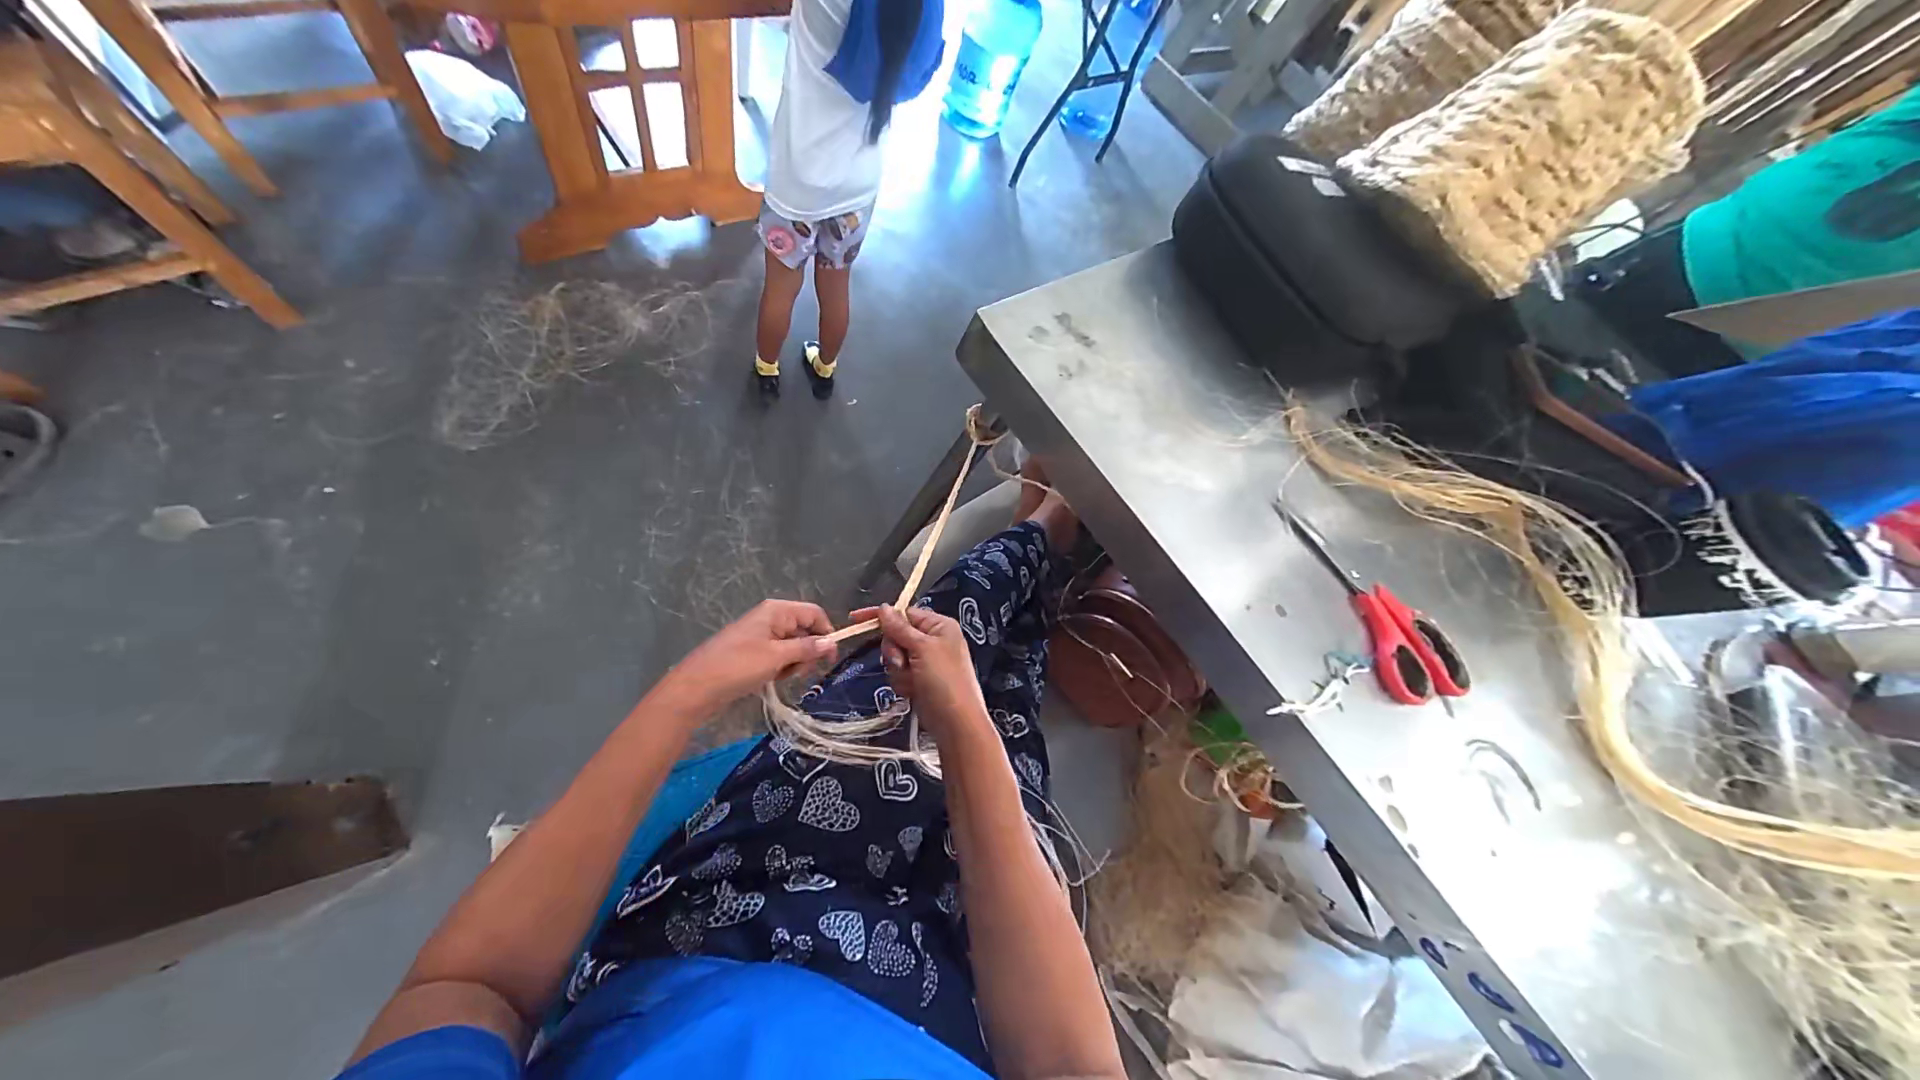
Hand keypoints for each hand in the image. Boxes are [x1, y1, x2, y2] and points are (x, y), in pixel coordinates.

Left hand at [663, 600, 836, 715]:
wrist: (696, 688)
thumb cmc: (737, 666)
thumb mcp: (777, 657)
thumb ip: (807, 648)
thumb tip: (832, 643)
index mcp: (776, 611)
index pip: (814, 614)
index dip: (826, 633)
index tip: (830, 658)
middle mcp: (770, 618)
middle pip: (805, 630)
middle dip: (808, 651)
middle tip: (799, 671)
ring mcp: (761, 635)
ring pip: (793, 646)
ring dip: (794, 663)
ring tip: (780, 676)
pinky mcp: (754, 652)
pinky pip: (779, 656)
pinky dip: (781, 668)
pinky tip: (771, 679)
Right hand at [854, 605, 988, 739]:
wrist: (955, 724)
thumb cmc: (944, 681)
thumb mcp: (922, 649)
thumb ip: (900, 628)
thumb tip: (884, 607)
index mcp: (939, 626)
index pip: (904, 613)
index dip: (881, 616)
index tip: (856, 619)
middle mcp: (933, 640)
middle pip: (896, 636)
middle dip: (894, 652)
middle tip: (903, 664)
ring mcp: (925, 662)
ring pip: (894, 657)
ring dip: (899, 671)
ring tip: (914, 682)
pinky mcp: (919, 680)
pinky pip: (899, 674)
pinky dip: (902, 683)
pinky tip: (913, 692)